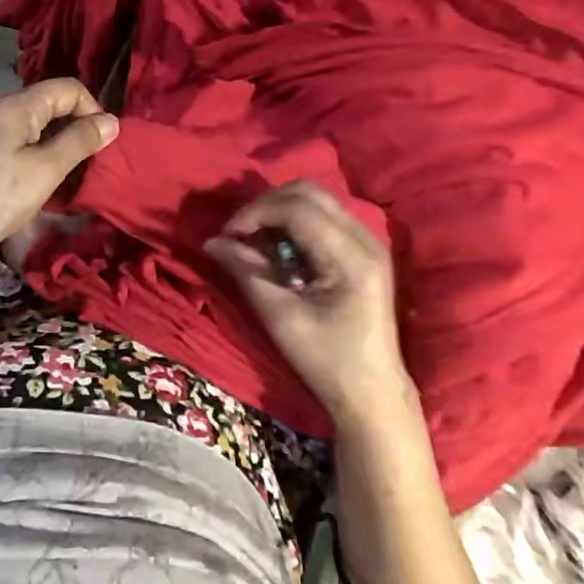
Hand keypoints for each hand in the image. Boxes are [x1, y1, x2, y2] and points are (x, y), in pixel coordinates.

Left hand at [0, 79, 117, 293]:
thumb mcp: (47, 170)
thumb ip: (80, 141)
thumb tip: (111, 121)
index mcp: (15, 104)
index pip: (67, 88)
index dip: (91, 109)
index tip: (100, 144)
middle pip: (48, 101)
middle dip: (74, 125)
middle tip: (86, 161)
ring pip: (32, 120)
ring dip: (54, 139)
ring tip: (64, 170)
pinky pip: (14, 135)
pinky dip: (33, 147)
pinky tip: (34, 169)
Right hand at [204, 181, 417, 431]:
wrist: (371, 392)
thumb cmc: (325, 361)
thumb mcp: (280, 318)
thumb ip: (247, 272)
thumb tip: (211, 242)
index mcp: (352, 258)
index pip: (297, 208)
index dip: (255, 212)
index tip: (227, 235)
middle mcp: (366, 239)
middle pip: (308, 192)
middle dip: (265, 205)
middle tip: (239, 234)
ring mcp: (369, 242)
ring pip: (316, 199)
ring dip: (278, 211)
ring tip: (255, 241)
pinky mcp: (364, 250)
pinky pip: (323, 216)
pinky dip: (294, 222)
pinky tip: (279, 249)